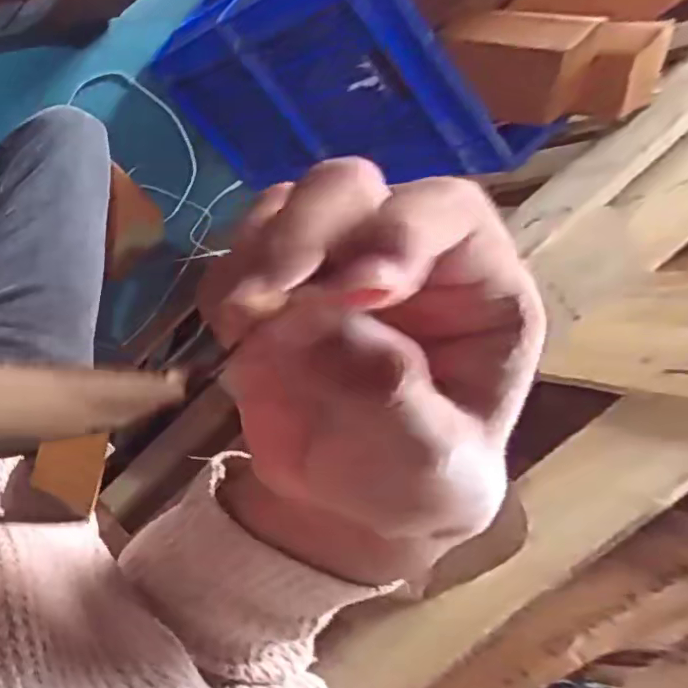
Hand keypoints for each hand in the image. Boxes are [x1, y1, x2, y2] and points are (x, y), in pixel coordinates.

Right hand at [197, 159, 545, 584]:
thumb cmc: (409, 477)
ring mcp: (315, 272)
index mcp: (469, 283)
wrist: (340, 499)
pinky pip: (225, 265)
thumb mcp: (424, 451)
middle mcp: (389, 258)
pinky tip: (232, 335)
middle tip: (266, 298)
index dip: (394, 233)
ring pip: (274, 213)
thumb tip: (317, 319)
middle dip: (299, 235)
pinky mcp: (257, 297)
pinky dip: (218, 292)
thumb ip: (386, 386)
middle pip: (342, 188)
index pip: (439, 210)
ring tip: (242, 325)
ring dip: (249, 262)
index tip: (359, 293)